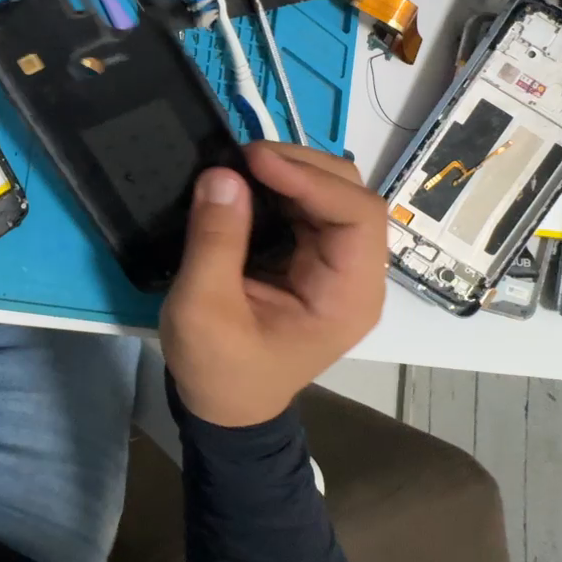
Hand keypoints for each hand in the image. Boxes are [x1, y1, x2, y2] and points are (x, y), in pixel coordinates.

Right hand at [160, 142, 388, 427]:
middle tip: (242, 154)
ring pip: (331, 196)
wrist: (223, 407)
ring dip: (289, 171)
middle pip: (352, 197)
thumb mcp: (204, 307)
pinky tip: (245, 180)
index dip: (310, 179)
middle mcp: (352, 275)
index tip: (252, 160)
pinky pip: (304, 209)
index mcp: (347, 295)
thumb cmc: (218, 367)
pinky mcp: (307, 260)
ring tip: (239, 161)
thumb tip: (222, 175)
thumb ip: (215, 240)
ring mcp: (332, 266)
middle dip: (302, 166)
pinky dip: (277, 187)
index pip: (356, 216)